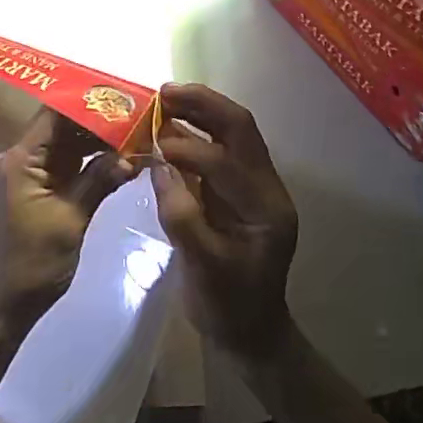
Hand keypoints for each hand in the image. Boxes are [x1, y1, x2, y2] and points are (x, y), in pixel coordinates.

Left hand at [0, 109, 134, 326]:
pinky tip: (127, 159)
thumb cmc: (31, 261)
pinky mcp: (50, 190)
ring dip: (104, 138)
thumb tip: (132, 156)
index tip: (125, 96)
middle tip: (141, 114)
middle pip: (68, 124)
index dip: (89, 100)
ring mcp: (40, 174)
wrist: (6, 306)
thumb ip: (99, 180)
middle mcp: (29, 159)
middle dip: (103, 118)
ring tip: (140, 131)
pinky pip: (77, 163)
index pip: (56, 113)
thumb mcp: (70, 219)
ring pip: (75, 142)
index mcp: (24, 159)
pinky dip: (100, 159)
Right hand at [149, 83, 299, 364]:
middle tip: (165, 91)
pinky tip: (171, 126)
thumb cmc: (230, 306)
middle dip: (205, 105)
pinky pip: (221, 149)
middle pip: (241, 130)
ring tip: (166, 98)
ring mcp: (256, 184)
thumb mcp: (204, 270)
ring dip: (201, 111)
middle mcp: (268, 186)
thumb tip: (159, 166)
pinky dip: (197, 133)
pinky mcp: (240, 188)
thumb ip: (182, 217)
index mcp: (267, 208)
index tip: (154, 143)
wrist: (251, 330)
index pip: (230, 164)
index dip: (191, 150)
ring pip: (234, 133)